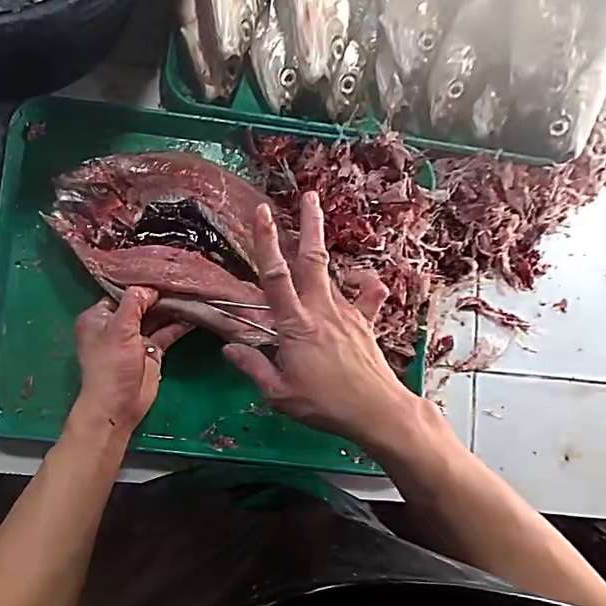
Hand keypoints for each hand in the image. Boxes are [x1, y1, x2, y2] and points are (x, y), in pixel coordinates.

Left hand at [70, 287, 190, 436]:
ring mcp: (134, 339)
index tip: (162, 273)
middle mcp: (115, 325)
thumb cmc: (112, 365)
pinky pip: (165, 333)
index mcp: (98, 317)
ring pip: (155, 318)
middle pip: (140, 304)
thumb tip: (148, 288)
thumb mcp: (119, 328)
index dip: (139, 284)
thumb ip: (133, 303)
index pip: (120, 293)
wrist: (118, 405)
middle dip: (159, 295)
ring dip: (171, 309)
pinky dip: (177, 325)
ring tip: (192, 293)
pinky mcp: (150, 352)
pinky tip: (194, 314)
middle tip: (182, 280)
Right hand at [222, 191, 431, 453]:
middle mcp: (321, 310)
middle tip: (309, 195)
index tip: (261, 213)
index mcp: (295, 325)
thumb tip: (228, 349)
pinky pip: (368, 297)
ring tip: (319, 225)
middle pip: (312, 260)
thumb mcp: (278, 393)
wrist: (376, 411)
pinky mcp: (365, 323)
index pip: (275, 277)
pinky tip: (361, 277)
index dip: (266, 242)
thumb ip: (253, 367)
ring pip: (334, 273)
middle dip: (310, 225)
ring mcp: (347, 314)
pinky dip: (366, 284)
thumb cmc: (323, 404)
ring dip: (324, 249)